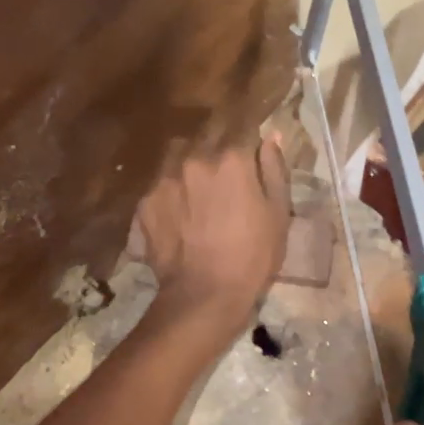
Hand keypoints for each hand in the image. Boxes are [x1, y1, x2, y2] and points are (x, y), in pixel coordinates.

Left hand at [133, 138, 290, 340]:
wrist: (204, 295)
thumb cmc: (253, 256)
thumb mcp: (278, 214)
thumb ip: (274, 169)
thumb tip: (272, 136)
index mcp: (232, 158)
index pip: (241, 129)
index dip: (247, 141)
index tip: (250, 155)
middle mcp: (195, 159)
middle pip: (207, 138)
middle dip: (217, 149)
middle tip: (225, 177)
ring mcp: (165, 179)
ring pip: (178, 157)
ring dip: (189, 166)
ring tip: (197, 191)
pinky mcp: (146, 203)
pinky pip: (160, 186)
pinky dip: (171, 194)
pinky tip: (178, 216)